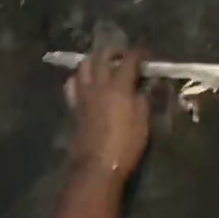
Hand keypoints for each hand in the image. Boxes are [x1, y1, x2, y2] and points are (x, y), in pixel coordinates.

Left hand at [65, 47, 150, 179]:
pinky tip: (86, 82)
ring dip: (95, 59)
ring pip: (84, 64)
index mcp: (119, 86)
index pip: (129, 59)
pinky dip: (79, 76)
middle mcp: (99, 83)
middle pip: (103, 54)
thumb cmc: (124, 145)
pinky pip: (72, 82)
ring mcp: (83, 93)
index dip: (139, 53)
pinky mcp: (73, 104)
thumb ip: (142, 99)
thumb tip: (141, 87)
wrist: (96, 166)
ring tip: (104, 64)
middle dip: (115, 50)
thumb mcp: (143, 122)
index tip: (146, 56)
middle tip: (124, 55)